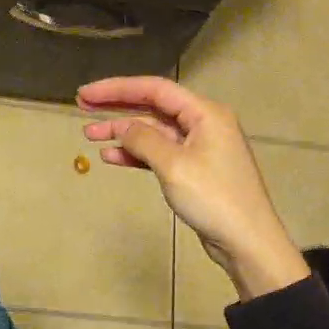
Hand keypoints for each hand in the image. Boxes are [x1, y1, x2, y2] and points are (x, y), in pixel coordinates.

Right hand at [78, 76, 309, 300]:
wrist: (246, 240)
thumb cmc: (213, 198)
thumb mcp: (173, 165)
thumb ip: (144, 140)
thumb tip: (122, 127)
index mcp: (205, 113)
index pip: (155, 89)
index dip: (117, 88)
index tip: (86, 93)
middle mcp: (203, 123)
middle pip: (153, 107)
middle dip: (117, 107)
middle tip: (82, 107)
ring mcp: (199, 147)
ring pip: (154, 131)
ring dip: (123, 133)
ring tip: (89, 135)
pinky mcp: (194, 170)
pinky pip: (160, 153)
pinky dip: (136, 154)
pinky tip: (112, 157)